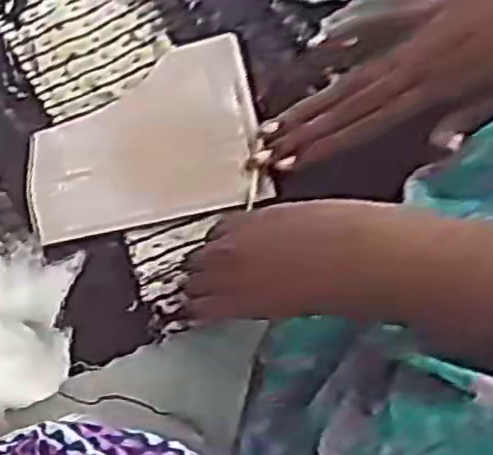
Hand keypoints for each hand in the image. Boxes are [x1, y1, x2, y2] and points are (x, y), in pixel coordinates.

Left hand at [183, 201, 416, 320]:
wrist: (374, 261)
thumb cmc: (367, 230)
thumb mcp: (316, 212)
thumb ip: (279, 225)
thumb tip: (270, 237)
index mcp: (254, 219)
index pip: (219, 230)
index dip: (227, 241)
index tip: (236, 250)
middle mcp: (230, 246)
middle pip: (198, 259)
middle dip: (209, 266)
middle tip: (226, 275)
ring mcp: (223, 276)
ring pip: (191, 285)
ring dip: (201, 289)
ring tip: (218, 294)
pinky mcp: (227, 304)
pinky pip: (196, 309)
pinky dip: (200, 310)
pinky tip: (213, 312)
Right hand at [267, 0, 492, 170]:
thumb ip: (473, 111)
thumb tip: (441, 144)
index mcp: (439, 85)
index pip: (365, 125)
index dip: (322, 146)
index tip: (282, 164)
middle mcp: (419, 64)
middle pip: (347, 105)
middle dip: (299, 130)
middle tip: (258, 150)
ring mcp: (425, 35)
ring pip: (354, 77)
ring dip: (311, 100)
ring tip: (271, 122)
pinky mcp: (439, 8)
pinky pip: (390, 21)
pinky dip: (354, 35)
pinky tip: (324, 45)